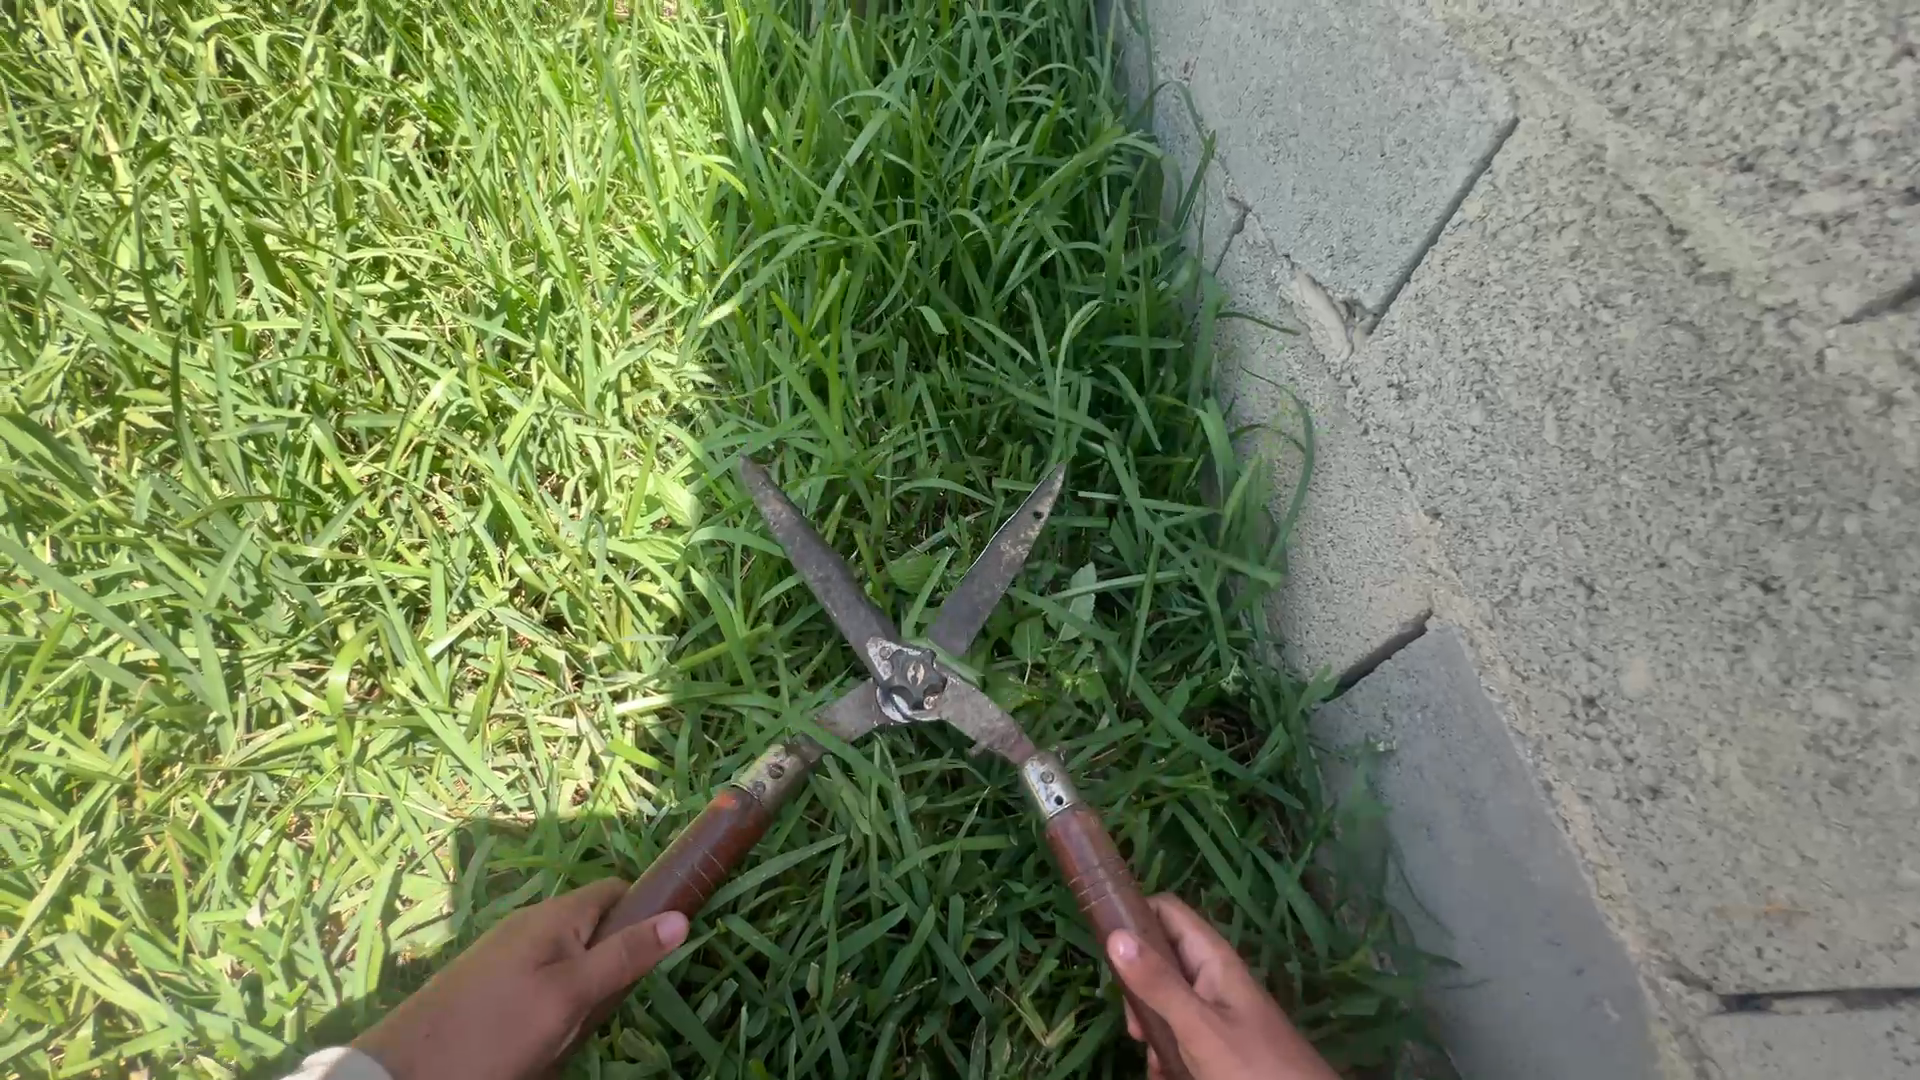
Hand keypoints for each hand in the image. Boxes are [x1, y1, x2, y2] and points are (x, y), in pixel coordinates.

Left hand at [353, 879, 688, 1079]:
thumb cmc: (492, 1035)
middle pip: (592, 928)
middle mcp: (528, 923)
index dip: (641, 916)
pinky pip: (535, 981)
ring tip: (562, 1033)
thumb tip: (681, 916)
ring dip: (576, 991)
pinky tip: (531, 1042)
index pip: (617, 891)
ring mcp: (500, 953)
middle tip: (598, 1009)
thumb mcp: (569, 998)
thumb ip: (625, 956)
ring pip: (564, 960)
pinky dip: (546, 1005)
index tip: (647, 958)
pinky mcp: (480, 984)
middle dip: (605, 965)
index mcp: (554, 915)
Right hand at [1107, 894, 1338, 1079]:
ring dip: (1152, 1026)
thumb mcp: (1199, 1028)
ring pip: (1167, 999)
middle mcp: (1213, 975)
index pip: (1167, 910)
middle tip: (1134, 1026)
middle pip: (1161, 956)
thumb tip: (1114, 934)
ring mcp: (1218, 1009)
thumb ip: (1158, 983)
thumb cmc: (1256, 1069)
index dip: (1136, 918)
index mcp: (1212, 957)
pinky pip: (1182, 1032)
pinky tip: (1165, 1075)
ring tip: (1153, 1061)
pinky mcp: (1221, 1042)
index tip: (1110, 950)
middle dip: (1139, 988)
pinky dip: (1169, 1051)